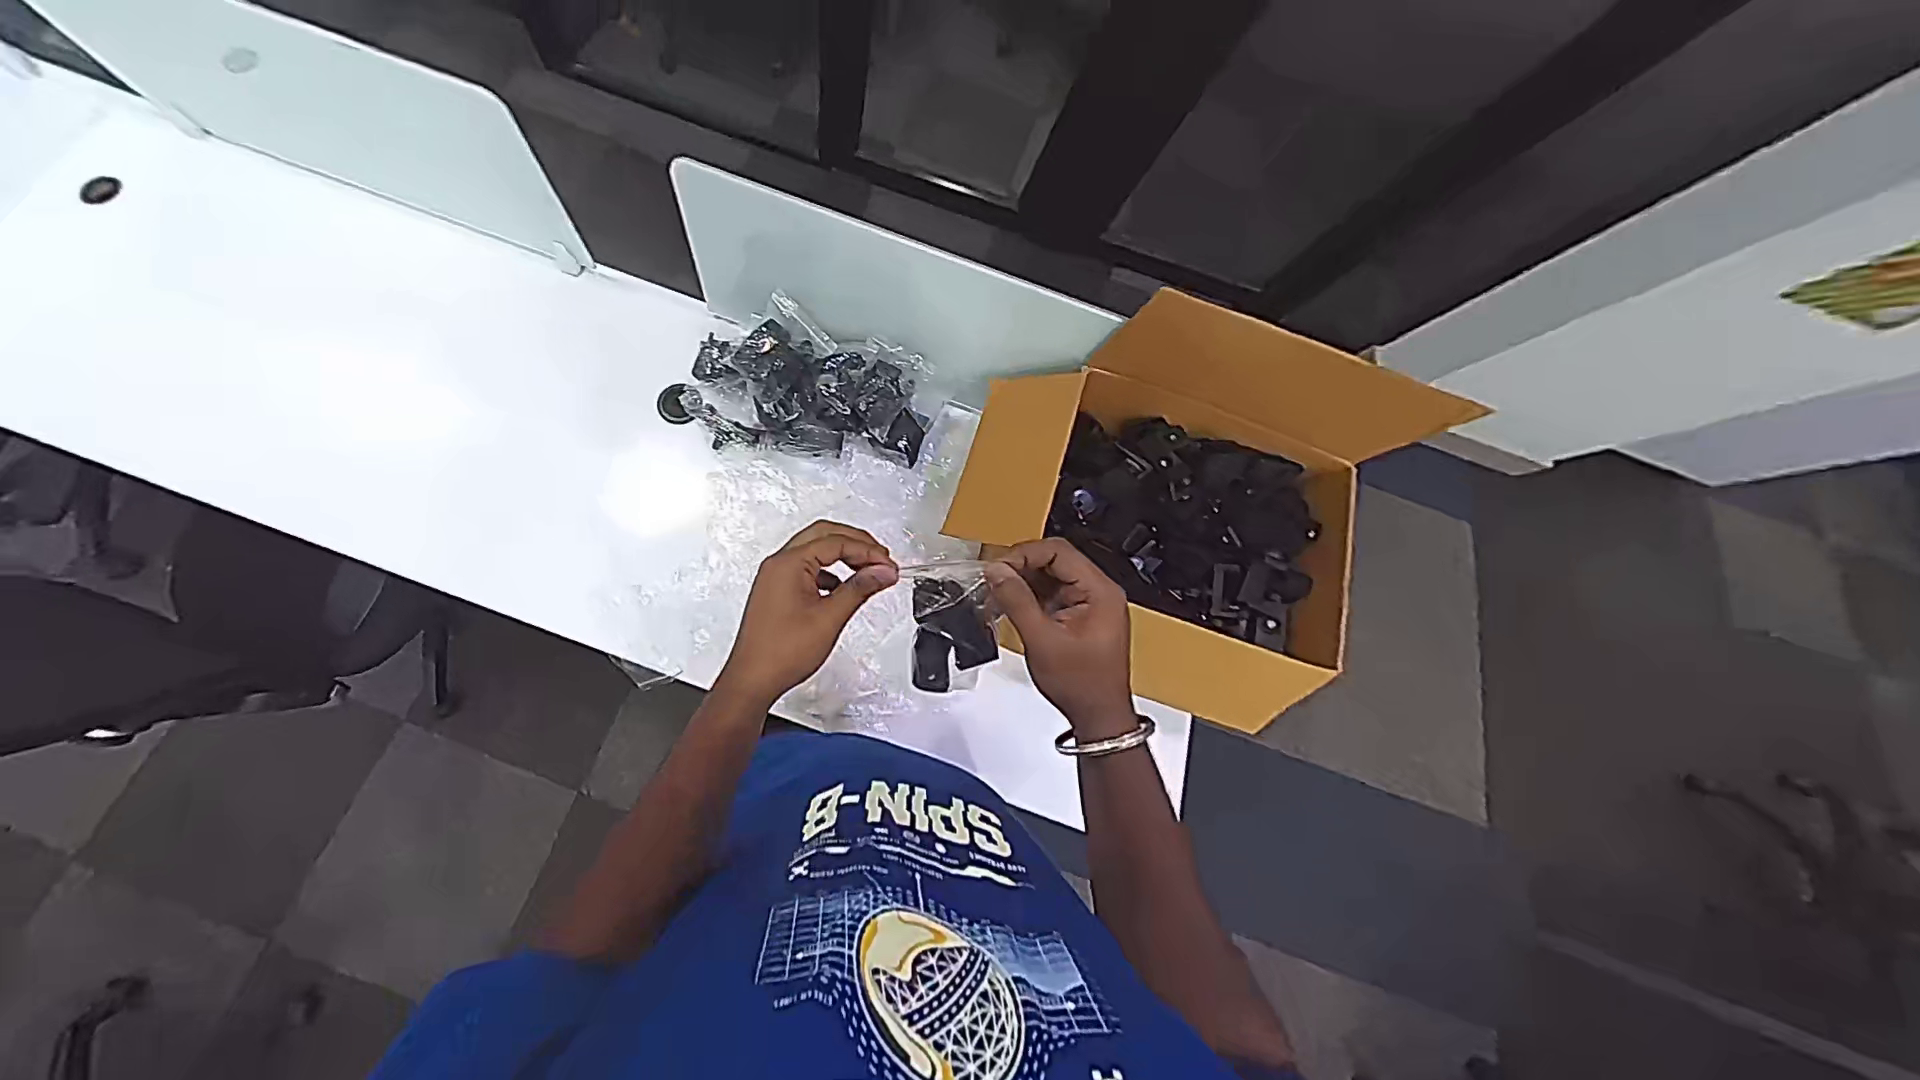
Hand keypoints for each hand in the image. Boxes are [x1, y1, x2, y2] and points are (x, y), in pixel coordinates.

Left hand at [718, 521, 898, 704]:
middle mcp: (779, 565)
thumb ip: (860, 589)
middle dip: (857, 544)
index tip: (887, 564)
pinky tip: (844, 587)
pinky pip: (808, 569)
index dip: (867, 551)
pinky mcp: (777, 590)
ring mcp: (776, 577)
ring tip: (867, 571)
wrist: (753, 679)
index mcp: (789, 564)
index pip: (837, 542)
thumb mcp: (830, 618)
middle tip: (881, 557)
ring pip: (815, 550)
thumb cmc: (779, 653)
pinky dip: (830, 572)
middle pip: (825, 535)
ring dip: (843, 556)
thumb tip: (881, 571)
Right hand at [984, 538, 1134, 736]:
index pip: (1058, 552)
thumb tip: (997, 571)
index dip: (1024, 555)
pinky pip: (1051, 593)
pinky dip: (1030, 597)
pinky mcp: (1079, 614)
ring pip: (1050, 576)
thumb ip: (1017, 601)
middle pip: (1054, 560)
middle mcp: (1099, 591)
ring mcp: (1090, 602)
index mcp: (1100, 591)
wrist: (1098, 716)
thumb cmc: (1082, 685)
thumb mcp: (1042, 641)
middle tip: (994, 581)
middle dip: (1021, 568)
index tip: (999, 568)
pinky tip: (1011, 606)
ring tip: (998, 595)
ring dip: (1023, 582)